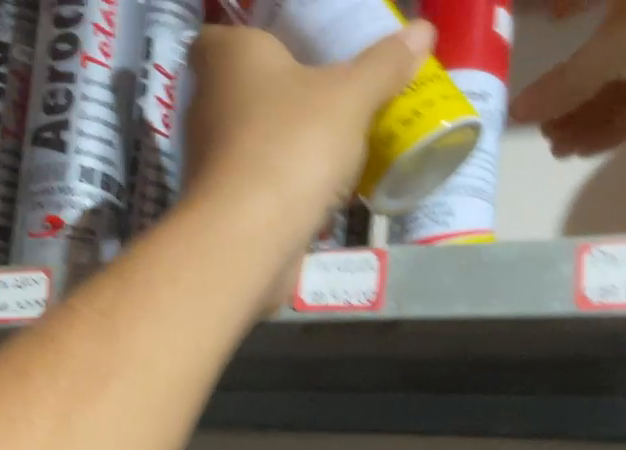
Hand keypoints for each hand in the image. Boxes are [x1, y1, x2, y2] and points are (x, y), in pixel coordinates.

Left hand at [183, 21, 436, 237]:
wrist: (246, 241)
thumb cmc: (291, 145)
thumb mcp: (351, 95)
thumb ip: (384, 65)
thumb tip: (421, 33)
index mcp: (225, 60)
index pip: (216, 36)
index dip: (248, 39)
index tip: (288, 46)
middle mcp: (204, 108)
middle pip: (239, 91)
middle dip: (278, 92)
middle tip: (327, 90)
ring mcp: (207, 162)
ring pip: (248, 141)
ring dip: (283, 142)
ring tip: (333, 141)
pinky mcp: (219, 208)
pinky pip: (254, 184)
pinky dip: (281, 185)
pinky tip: (319, 190)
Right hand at [512, 0, 625, 157]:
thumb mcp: (622, 43)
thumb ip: (567, 82)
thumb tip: (515, 113)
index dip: (567, 3)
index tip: (545, 21)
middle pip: (608, 46)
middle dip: (572, 85)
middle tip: (539, 122)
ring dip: (589, 113)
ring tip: (554, 147)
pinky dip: (617, 125)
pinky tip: (582, 149)